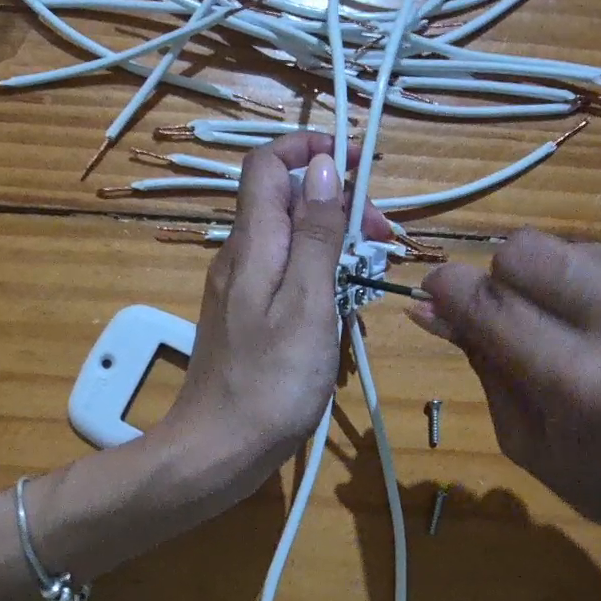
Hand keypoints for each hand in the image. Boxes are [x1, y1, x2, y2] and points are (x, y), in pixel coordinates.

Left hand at [160, 132, 389, 495]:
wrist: (217, 450)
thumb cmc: (270, 383)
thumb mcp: (306, 304)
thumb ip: (314, 234)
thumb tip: (323, 166)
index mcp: (252, 245)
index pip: (268, 163)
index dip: (310, 149)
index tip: (360, 164)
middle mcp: (238, 257)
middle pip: (284, 200)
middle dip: (335, 202)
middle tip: (382, 238)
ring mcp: (238, 290)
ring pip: (287, 240)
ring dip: (331, 242)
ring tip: (369, 273)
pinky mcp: (244, 319)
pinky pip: (283, 277)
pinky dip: (316, 276)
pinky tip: (340, 309)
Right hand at [414, 230, 600, 566]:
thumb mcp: (534, 448)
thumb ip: (485, 369)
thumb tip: (432, 309)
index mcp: (577, 385)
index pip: (487, 302)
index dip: (447, 287)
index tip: (438, 292)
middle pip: (525, 249)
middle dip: (501, 275)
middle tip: (514, 313)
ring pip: (573, 247)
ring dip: (558, 282)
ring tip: (583, 331)